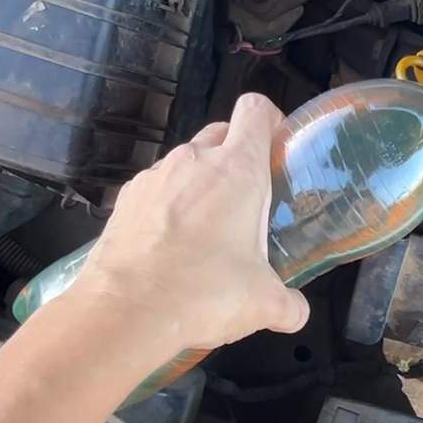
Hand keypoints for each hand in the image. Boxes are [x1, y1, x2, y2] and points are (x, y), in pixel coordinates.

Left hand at [76, 93, 309, 352]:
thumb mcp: (263, 303)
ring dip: (202, 183)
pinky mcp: (126, 198)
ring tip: (207, 230)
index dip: (270, 122)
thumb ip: (289, 304)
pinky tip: (171, 245)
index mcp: (238, 170)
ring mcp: (155, 176)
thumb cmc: (203, 293)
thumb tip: (297, 312)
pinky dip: (169, 205)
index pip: (256, 110)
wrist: (125, 312)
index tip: (276, 149)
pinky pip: (157, 187)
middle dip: (238, 155)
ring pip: (187, 162)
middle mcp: (194, 160)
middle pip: (222, 131)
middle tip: (249, 200)